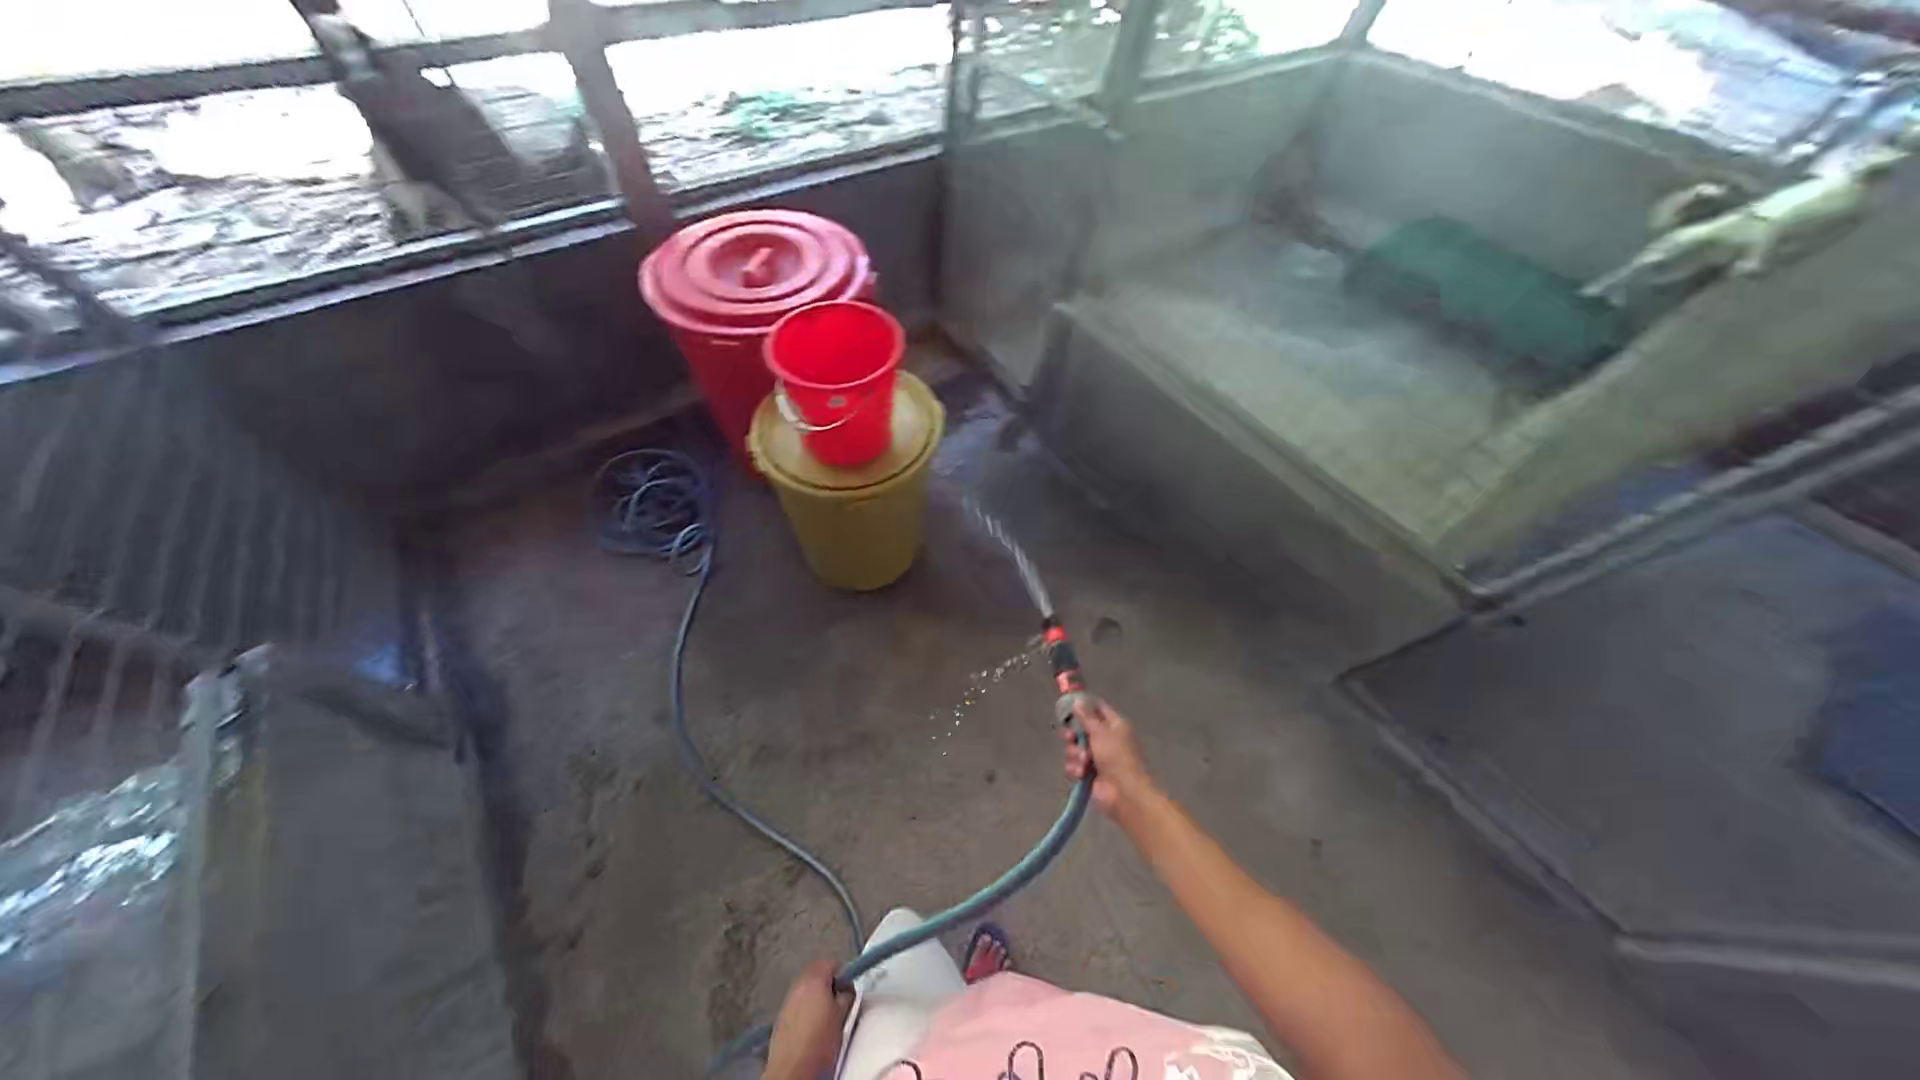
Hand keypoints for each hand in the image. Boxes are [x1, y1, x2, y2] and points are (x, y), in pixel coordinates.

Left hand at [763, 958, 852, 1079]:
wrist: (792, 1071)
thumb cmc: (821, 1041)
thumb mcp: (842, 1016)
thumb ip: (846, 996)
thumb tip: (846, 991)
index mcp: (814, 979)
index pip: (830, 963)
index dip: (842, 974)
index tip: (848, 989)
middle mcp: (797, 985)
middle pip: (816, 973)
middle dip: (828, 984)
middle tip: (839, 1001)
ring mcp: (786, 1002)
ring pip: (805, 989)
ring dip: (816, 996)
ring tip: (825, 1016)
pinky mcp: (780, 1018)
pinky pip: (796, 1004)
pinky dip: (805, 1009)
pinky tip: (811, 1027)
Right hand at [1062, 697, 1158, 819]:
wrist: (1125, 794)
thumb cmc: (1117, 757)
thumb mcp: (1101, 732)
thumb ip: (1087, 717)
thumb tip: (1078, 701)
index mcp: (1115, 725)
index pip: (1098, 708)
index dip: (1084, 706)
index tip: (1067, 707)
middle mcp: (1107, 739)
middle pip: (1082, 730)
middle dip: (1073, 735)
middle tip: (1069, 738)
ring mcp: (1098, 758)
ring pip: (1076, 748)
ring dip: (1075, 754)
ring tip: (1082, 762)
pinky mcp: (1090, 774)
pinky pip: (1075, 765)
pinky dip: (1075, 768)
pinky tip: (1079, 773)